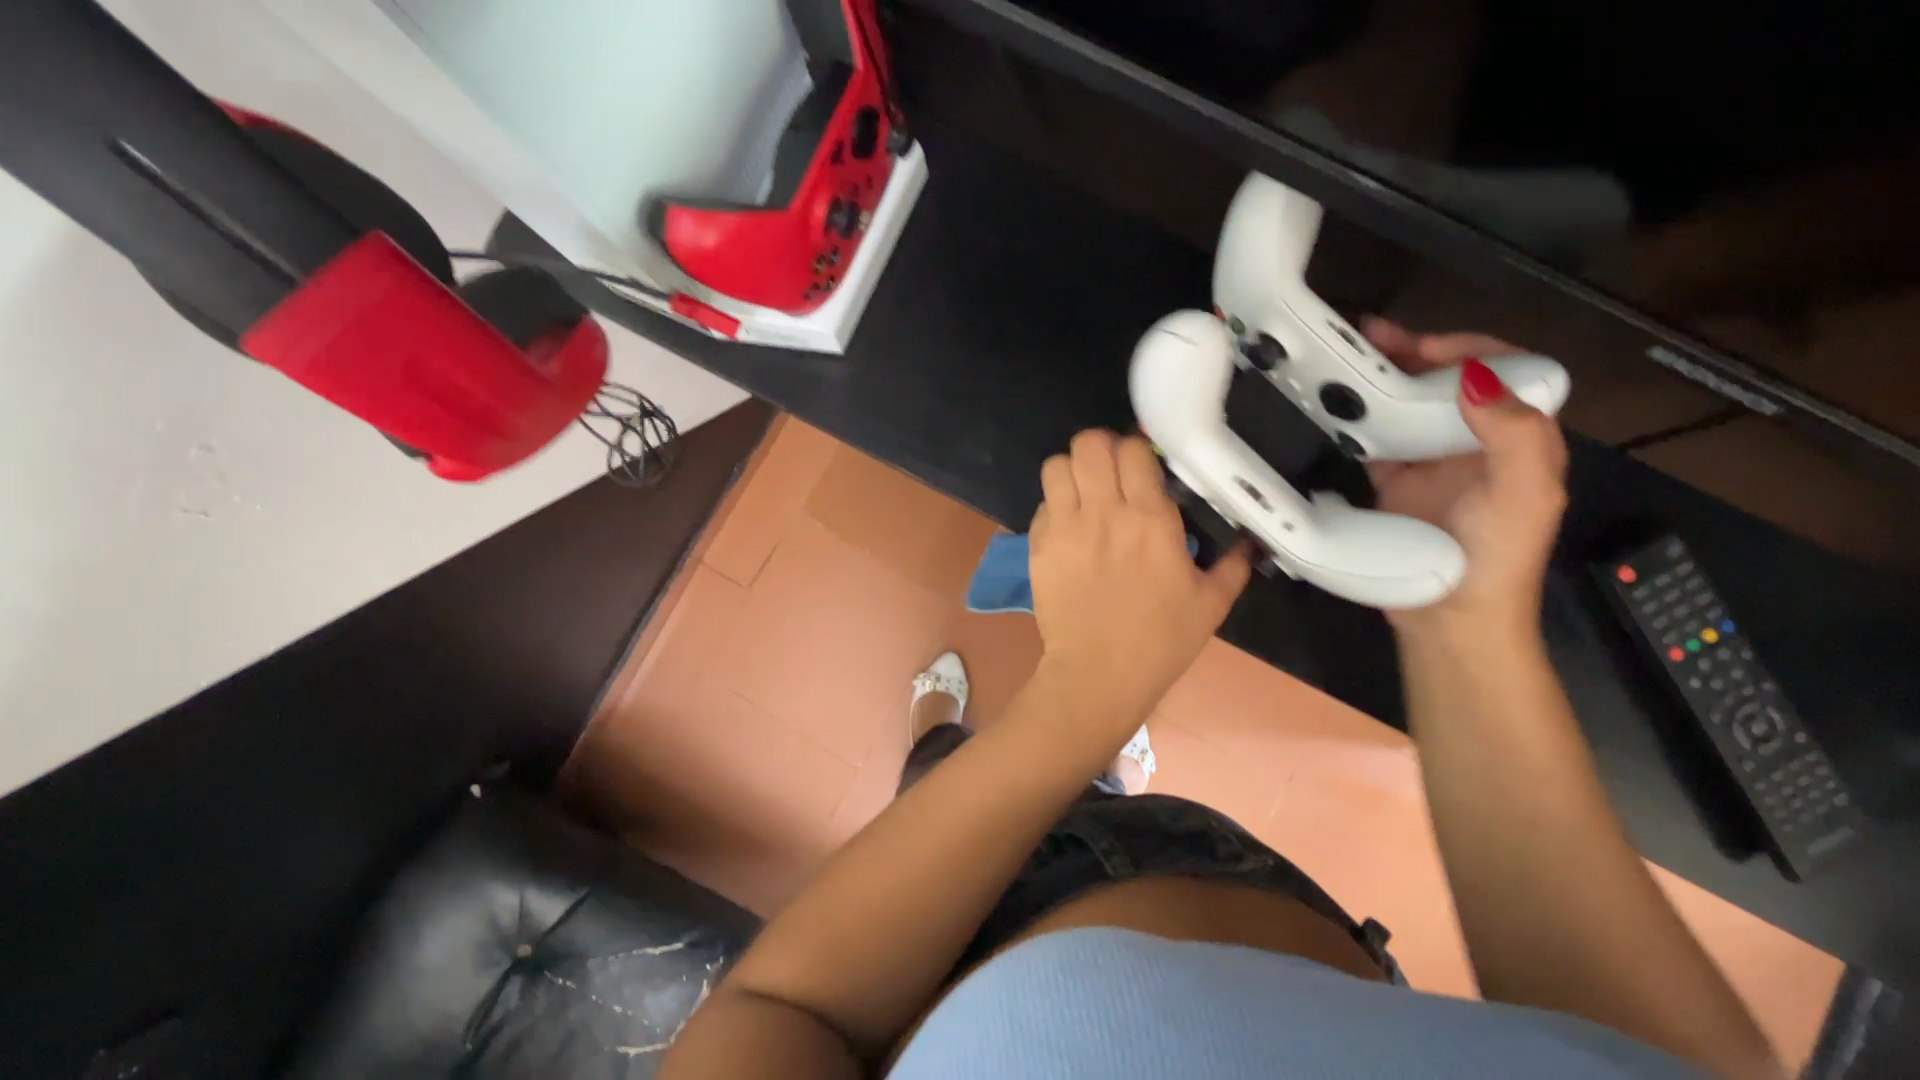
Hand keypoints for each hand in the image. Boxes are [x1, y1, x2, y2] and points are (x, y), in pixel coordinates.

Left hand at [1028, 430, 1252, 726]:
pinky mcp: (1039, 546)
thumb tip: (1251, 542)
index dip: (1138, 448)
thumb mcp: (1211, 604)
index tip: (1145, 464)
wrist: (1099, 674)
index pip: (1135, 449)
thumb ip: (1233, 565)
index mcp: (1151, 518)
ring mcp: (1066, 527)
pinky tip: (1069, 526)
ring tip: (1084, 491)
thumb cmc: (1160, 641)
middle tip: (1112, 471)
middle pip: (1089, 443)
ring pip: (1057, 465)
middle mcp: (1105, 512)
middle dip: (1101, 449)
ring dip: (1072, 470)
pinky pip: (1042, 504)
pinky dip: (1054, 506)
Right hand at [1359, 318, 1568, 638]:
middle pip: (1447, 382)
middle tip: (1371, 338)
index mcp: (1518, 439)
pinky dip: (1353, 420)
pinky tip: (1330, 406)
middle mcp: (1474, 443)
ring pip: (1407, 405)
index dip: (1468, 350)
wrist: (1451, 621)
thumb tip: (1473, 379)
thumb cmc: (1497, 558)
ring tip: (1343, 361)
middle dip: (1413, 354)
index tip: (1425, 348)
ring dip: (1380, 379)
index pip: (1503, 372)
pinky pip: (1372, 440)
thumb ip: (1514, 435)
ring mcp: (1431, 464)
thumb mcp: (1524, 496)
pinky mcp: (1394, 484)